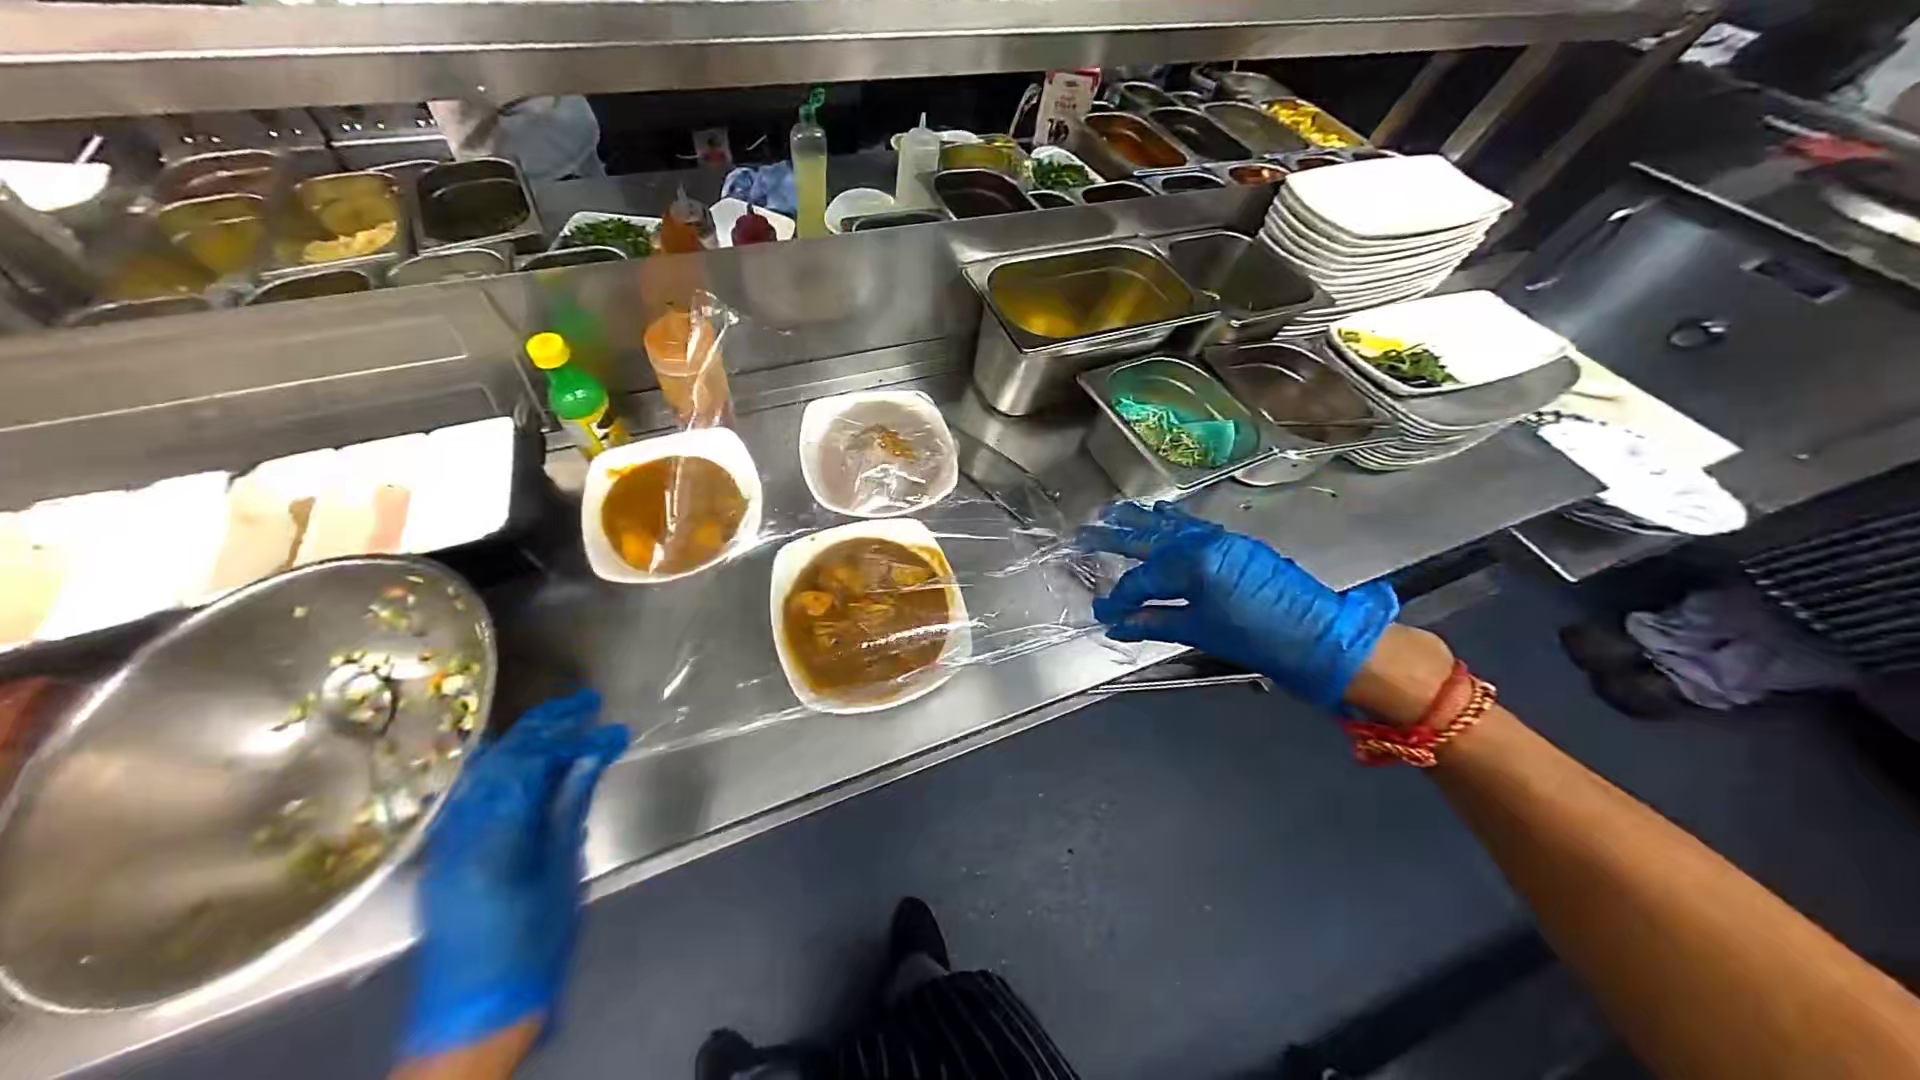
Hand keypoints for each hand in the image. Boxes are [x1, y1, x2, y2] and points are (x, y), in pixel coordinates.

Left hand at [398, 690, 630, 1061]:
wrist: (476, 1005)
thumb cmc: (533, 940)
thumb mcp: (562, 868)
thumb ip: (569, 805)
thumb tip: (591, 752)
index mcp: (494, 833)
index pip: (533, 760)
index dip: (573, 735)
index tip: (612, 725)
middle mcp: (460, 826)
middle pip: (502, 755)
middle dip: (545, 724)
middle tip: (586, 704)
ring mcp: (446, 837)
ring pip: (483, 769)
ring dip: (523, 741)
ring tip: (561, 724)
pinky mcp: (444, 849)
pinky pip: (472, 790)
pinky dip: (504, 766)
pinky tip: (527, 761)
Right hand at [1077, 501, 1399, 708]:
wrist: (1319, 635)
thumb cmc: (1257, 637)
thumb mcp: (1199, 630)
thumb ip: (1154, 621)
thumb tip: (1117, 622)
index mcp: (1192, 564)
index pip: (1142, 579)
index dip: (1119, 597)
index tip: (1103, 610)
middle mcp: (1203, 542)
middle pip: (1149, 540)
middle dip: (1115, 538)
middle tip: (1085, 532)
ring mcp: (1220, 538)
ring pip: (1171, 526)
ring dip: (1141, 521)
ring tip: (1114, 512)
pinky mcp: (1234, 542)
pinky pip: (1193, 526)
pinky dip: (1172, 522)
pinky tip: (1160, 516)